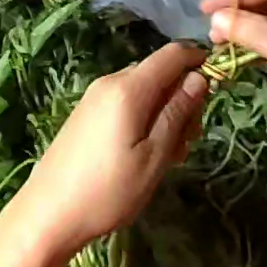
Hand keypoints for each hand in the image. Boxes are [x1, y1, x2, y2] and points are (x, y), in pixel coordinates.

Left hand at [0, 43, 208, 264]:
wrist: (48, 212)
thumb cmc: (108, 190)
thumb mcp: (154, 156)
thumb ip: (178, 113)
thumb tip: (200, 77)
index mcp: (128, 88)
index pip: (172, 54)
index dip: (200, 63)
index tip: (218, 92)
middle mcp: (109, 82)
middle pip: (159, 73)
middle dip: (182, 98)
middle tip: (187, 142)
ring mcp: (94, 97)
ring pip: (144, 90)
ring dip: (164, 114)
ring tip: (165, 157)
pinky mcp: (86, 113)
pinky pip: (125, 103)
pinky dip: (143, 119)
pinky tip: (142, 154)